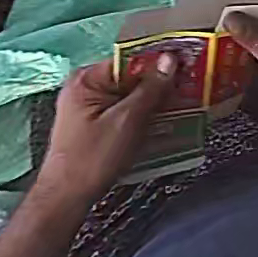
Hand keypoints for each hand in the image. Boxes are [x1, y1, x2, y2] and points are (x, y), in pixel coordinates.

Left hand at [38, 57, 175, 203]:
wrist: (66, 197)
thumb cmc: (95, 157)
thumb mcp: (128, 120)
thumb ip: (151, 89)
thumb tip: (171, 59)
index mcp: (87, 79)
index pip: (129, 61)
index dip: (159, 64)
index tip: (187, 68)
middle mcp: (84, 87)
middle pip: (130, 78)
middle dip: (159, 85)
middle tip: (190, 90)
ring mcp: (87, 106)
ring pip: (128, 96)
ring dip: (153, 102)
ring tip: (183, 106)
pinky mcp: (93, 124)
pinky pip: (123, 111)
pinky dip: (141, 115)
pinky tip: (162, 123)